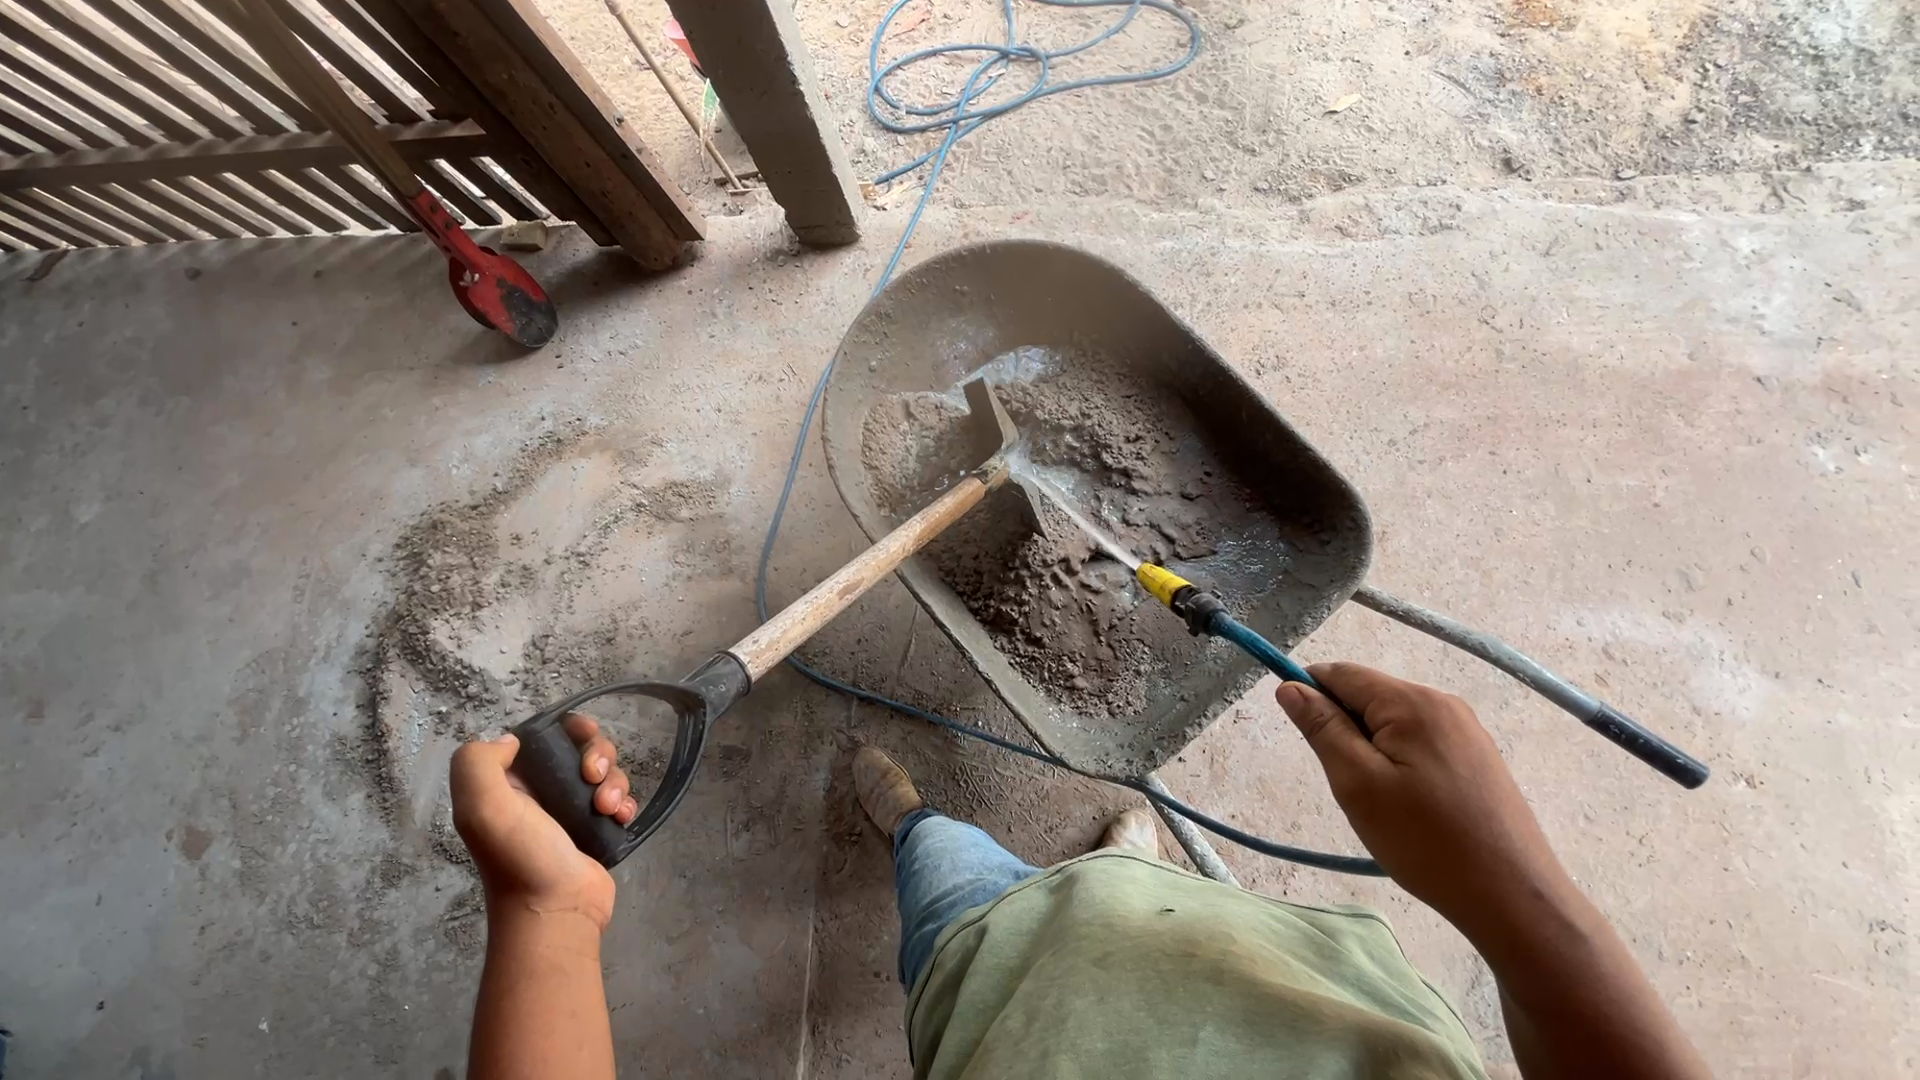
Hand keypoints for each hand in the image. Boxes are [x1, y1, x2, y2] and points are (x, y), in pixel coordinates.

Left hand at [450, 714, 636, 930]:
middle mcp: (538, 793)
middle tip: (594, 778)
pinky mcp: (597, 830)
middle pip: (582, 749)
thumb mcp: (482, 808)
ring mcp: (570, 812)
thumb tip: (511, 740)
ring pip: (605, 773)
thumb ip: (478, 763)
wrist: (556, 912)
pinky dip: (625, 802)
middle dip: (599, 756)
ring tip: (607, 808)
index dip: (568, 728)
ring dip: (615, 782)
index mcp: (509, 783)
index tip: (584, 736)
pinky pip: (620, 799)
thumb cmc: (521, 858)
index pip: (544, 735)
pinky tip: (621, 818)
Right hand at [1275, 663, 1569, 931]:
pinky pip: (1418, 741)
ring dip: (1369, 748)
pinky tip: (1407, 804)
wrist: (1514, 899)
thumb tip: (1289, 686)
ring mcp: (1466, 730)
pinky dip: (1397, 761)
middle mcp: (1442, 703)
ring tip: (1377, 799)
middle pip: (1368, 695)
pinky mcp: (1478, 758)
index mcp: (1412, 702)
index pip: (1340, 673)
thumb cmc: (1424, 840)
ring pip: (1392, 721)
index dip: (1309, 694)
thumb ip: (1321, 727)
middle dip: (1343, 728)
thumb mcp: (1356, 782)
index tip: (1303, 738)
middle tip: (1347, 782)